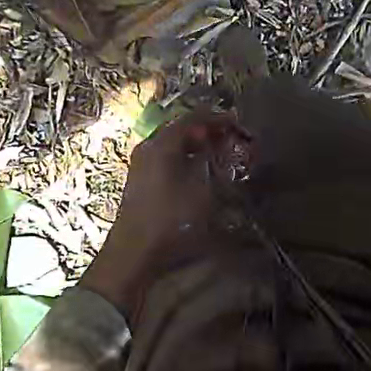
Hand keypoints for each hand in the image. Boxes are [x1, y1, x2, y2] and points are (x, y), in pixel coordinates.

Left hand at [81, 111, 241, 315]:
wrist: (134, 252)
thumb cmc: (171, 219)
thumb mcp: (202, 190)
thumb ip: (213, 162)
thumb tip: (220, 145)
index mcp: (161, 144)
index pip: (192, 118)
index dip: (216, 118)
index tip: (237, 123)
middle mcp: (147, 147)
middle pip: (180, 128)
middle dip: (206, 130)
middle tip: (230, 137)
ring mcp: (140, 164)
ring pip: (172, 144)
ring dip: (195, 144)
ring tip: (218, 152)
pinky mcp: (139, 180)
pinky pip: (166, 158)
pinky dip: (184, 157)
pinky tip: (198, 169)